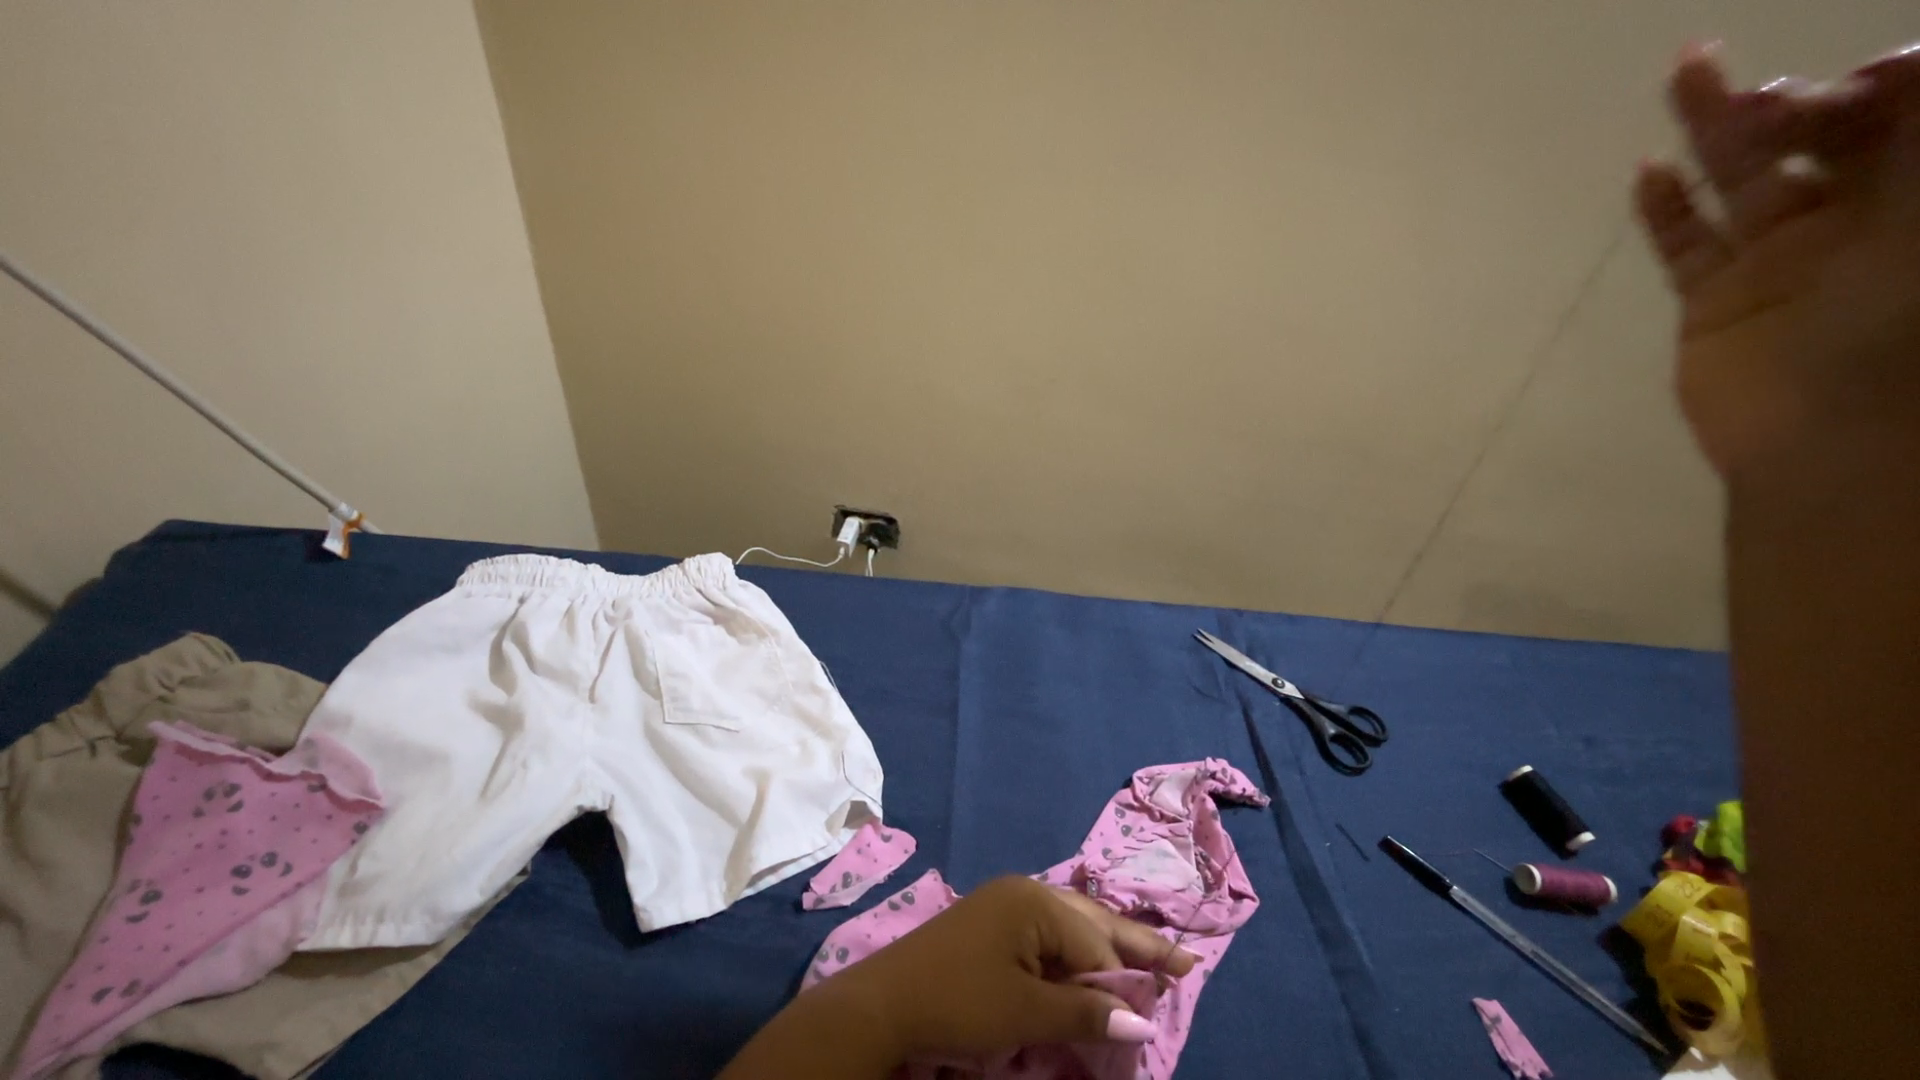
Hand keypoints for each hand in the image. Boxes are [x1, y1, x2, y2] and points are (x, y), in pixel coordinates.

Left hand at [719, 876, 1195, 1078]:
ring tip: (1150, 965)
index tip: (1175, 993)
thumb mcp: (1025, 1012)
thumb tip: (1145, 1023)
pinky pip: (1050, 935)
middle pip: (1094, 922)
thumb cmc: (958, 1002)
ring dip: (1108, 950)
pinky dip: (1076, 955)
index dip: (1134, 977)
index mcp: (1036, 902)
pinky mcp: (993, 922)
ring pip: (1073, 927)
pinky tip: (1093, 966)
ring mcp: (1007, 904)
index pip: (1100, 943)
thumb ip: (1087, 1012)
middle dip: (1136, 947)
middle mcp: (1026, 892)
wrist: (884, 1003)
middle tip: (1186, 964)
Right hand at [1634, 43, 1919, 480]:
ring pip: (1744, 179)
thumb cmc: (1897, 328)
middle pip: (1822, 135)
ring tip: (1688, 69)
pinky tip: (1648, 173)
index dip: (1886, 77)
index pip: (1902, 108)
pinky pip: (1685, 247)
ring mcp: (1778, 261)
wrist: (1830, 438)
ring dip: (1716, 126)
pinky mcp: (1715, 301)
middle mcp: (1856, 217)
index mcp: (1917, 194)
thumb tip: (1903, 68)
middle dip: (1795, 102)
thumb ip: (1911, 141)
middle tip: (1764, 103)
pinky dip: (1665, 211)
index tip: (1861, 83)